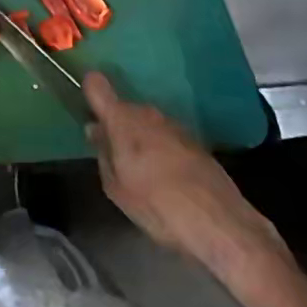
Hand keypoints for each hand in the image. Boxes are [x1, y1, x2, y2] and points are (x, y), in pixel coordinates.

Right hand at [84, 72, 288, 267]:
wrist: (219, 221)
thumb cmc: (157, 205)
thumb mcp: (116, 188)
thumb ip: (102, 154)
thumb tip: (95, 130)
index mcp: (122, 120)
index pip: (97, 85)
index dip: (89, 89)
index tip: (86, 106)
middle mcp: (147, 113)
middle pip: (123, 109)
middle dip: (117, 126)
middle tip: (114, 157)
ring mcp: (173, 124)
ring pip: (146, 123)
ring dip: (141, 139)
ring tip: (142, 173)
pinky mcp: (194, 140)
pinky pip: (166, 137)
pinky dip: (161, 149)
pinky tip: (166, 179)